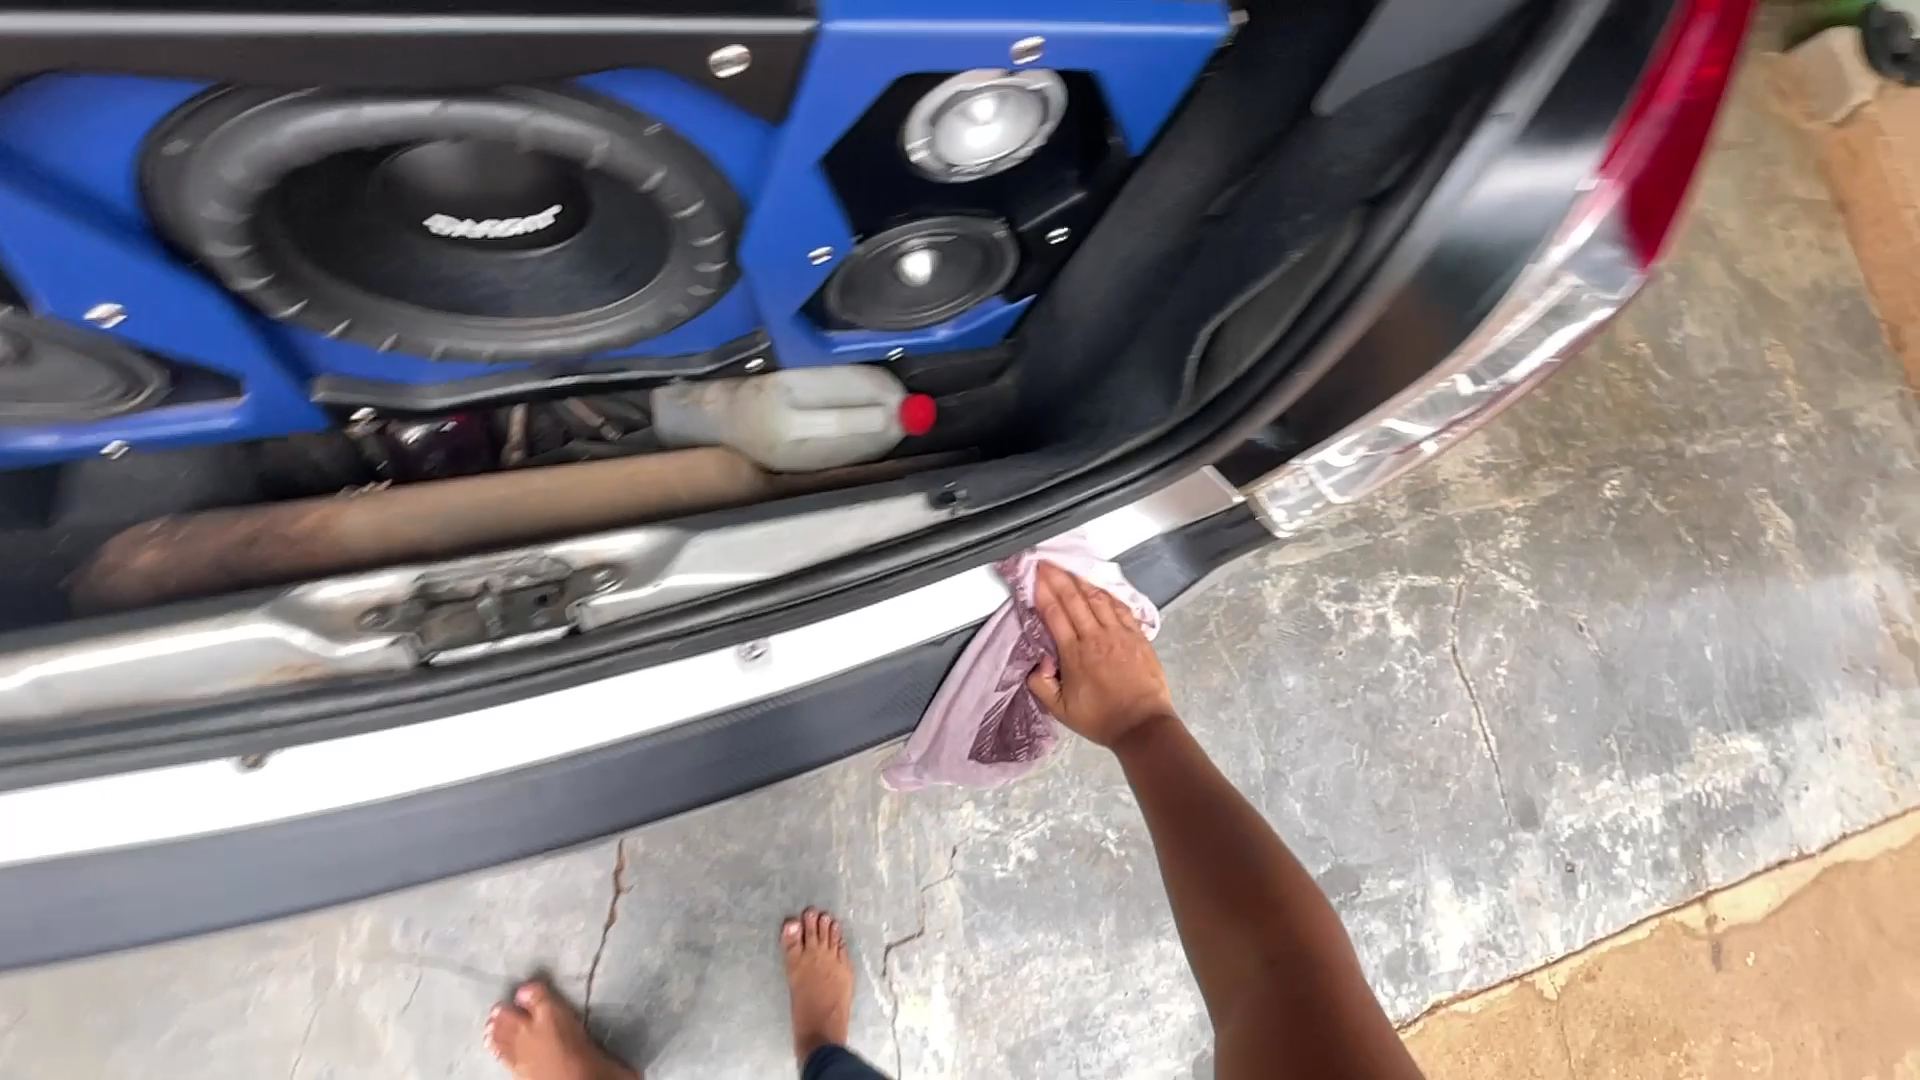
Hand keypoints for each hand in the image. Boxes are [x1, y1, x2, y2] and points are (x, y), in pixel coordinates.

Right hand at [1026, 561, 1177, 748]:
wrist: (1142, 725)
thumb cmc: (1101, 718)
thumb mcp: (1060, 710)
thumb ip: (1041, 684)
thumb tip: (1038, 662)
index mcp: (1074, 653)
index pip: (1054, 613)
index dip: (1042, 591)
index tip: (1034, 576)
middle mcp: (1096, 637)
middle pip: (1073, 598)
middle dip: (1057, 577)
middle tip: (1046, 562)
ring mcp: (1119, 634)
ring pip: (1097, 597)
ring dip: (1080, 580)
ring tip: (1068, 569)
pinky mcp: (1137, 636)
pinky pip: (1120, 607)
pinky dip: (1107, 593)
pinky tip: (1099, 587)